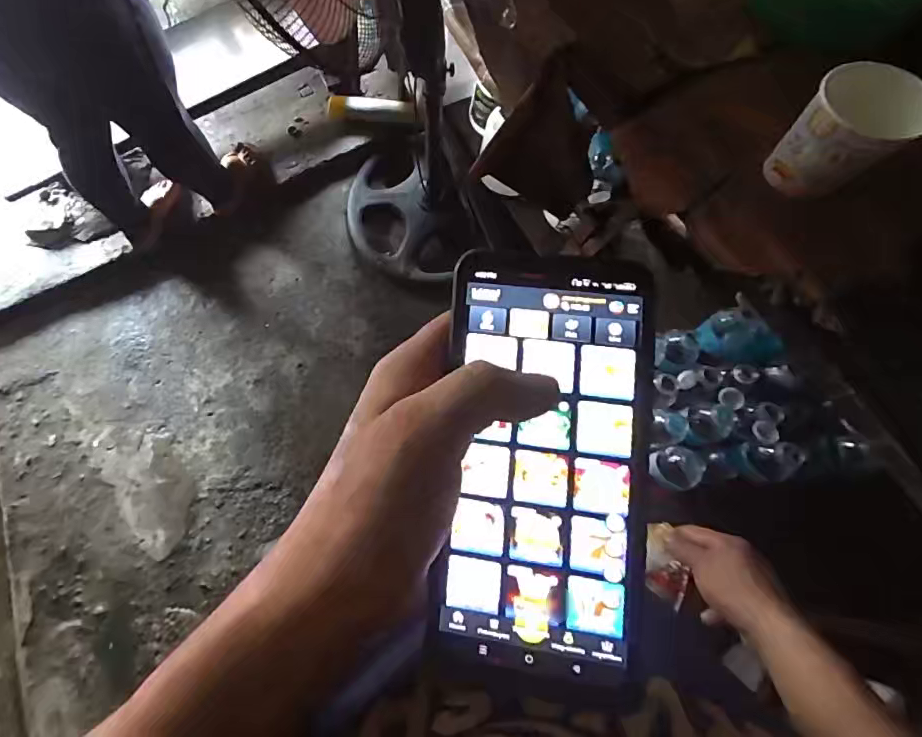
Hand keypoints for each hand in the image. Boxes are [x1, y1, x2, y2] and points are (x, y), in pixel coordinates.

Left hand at [255, 313, 557, 632]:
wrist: (333, 601)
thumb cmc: (374, 503)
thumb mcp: (425, 426)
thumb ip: (483, 389)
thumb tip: (546, 383)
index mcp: (408, 373)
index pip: (463, 322)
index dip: (508, 319)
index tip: (562, 331)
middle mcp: (421, 405)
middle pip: (484, 374)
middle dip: (530, 377)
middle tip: (587, 387)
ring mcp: (434, 452)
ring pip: (494, 422)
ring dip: (531, 425)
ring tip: (584, 430)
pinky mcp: (446, 495)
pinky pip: (493, 466)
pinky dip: (522, 466)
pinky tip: (556, 478)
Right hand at [666, 526, 796, 636]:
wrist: (769, 624)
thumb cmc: (731, 589)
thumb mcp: (701, 566)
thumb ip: (683, 549)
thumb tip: (668, 535)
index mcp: (728, 541)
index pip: (696, 530)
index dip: (676, 534)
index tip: (659, 542)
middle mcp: (742, 554)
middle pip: (709, 552)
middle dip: (689, 561)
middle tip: (671, 569)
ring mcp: (752, 577)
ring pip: (720, 575)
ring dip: (703, 583)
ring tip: (687, 593)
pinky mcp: (758, 600)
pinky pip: (731, 597)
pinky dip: (718, 603)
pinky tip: (709, 616)